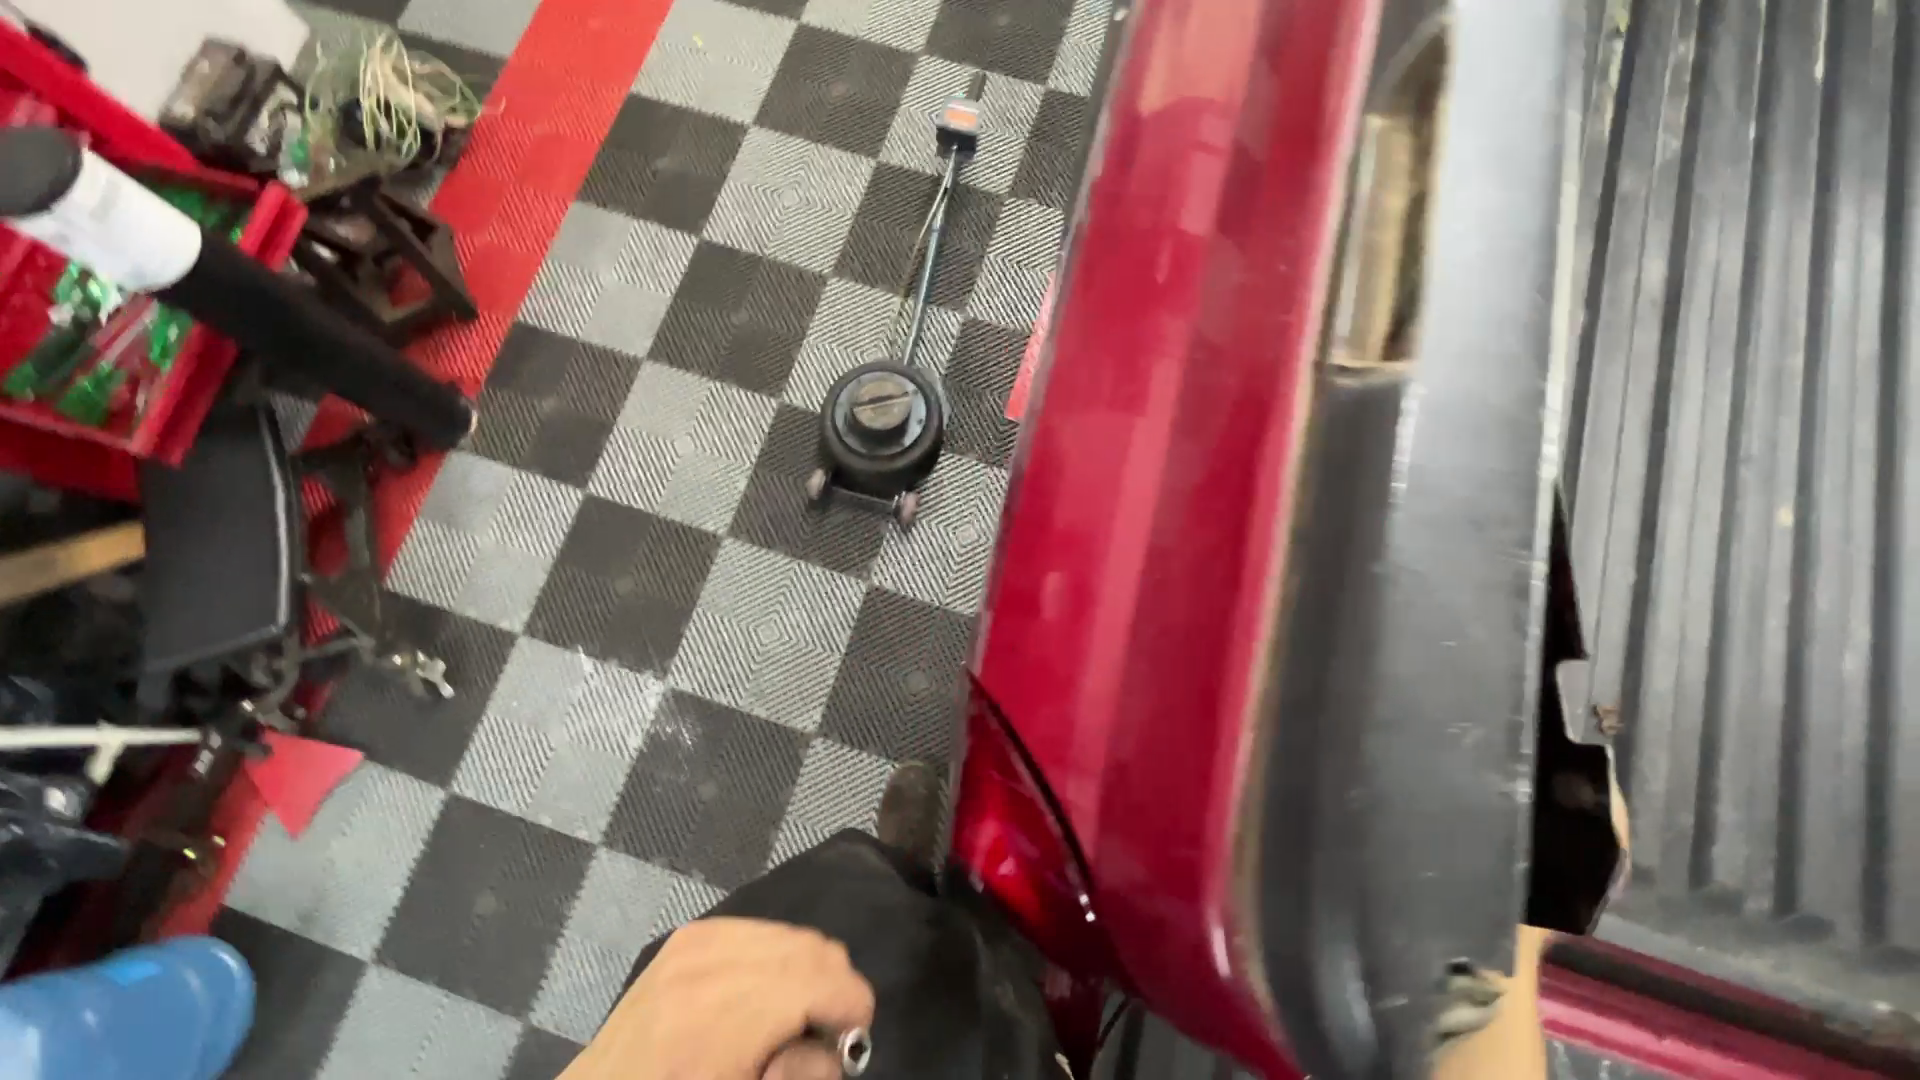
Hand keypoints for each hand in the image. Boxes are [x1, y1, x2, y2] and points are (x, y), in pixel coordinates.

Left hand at [561, 917, 875, 1079]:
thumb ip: (802, 1076)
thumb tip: (831, 1044)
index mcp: (721, 1019)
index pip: (822, 978)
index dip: (854, 1007)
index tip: (851, 1041)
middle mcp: (711, 962)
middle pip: (815, 949)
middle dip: (834, 990)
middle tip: (822, 1036)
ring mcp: (698, 939)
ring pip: (795, 935)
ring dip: (808, 973)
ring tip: (791, 1017)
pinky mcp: (692, 933)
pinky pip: (764, 929)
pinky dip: (778, 958)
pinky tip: (762, 994)